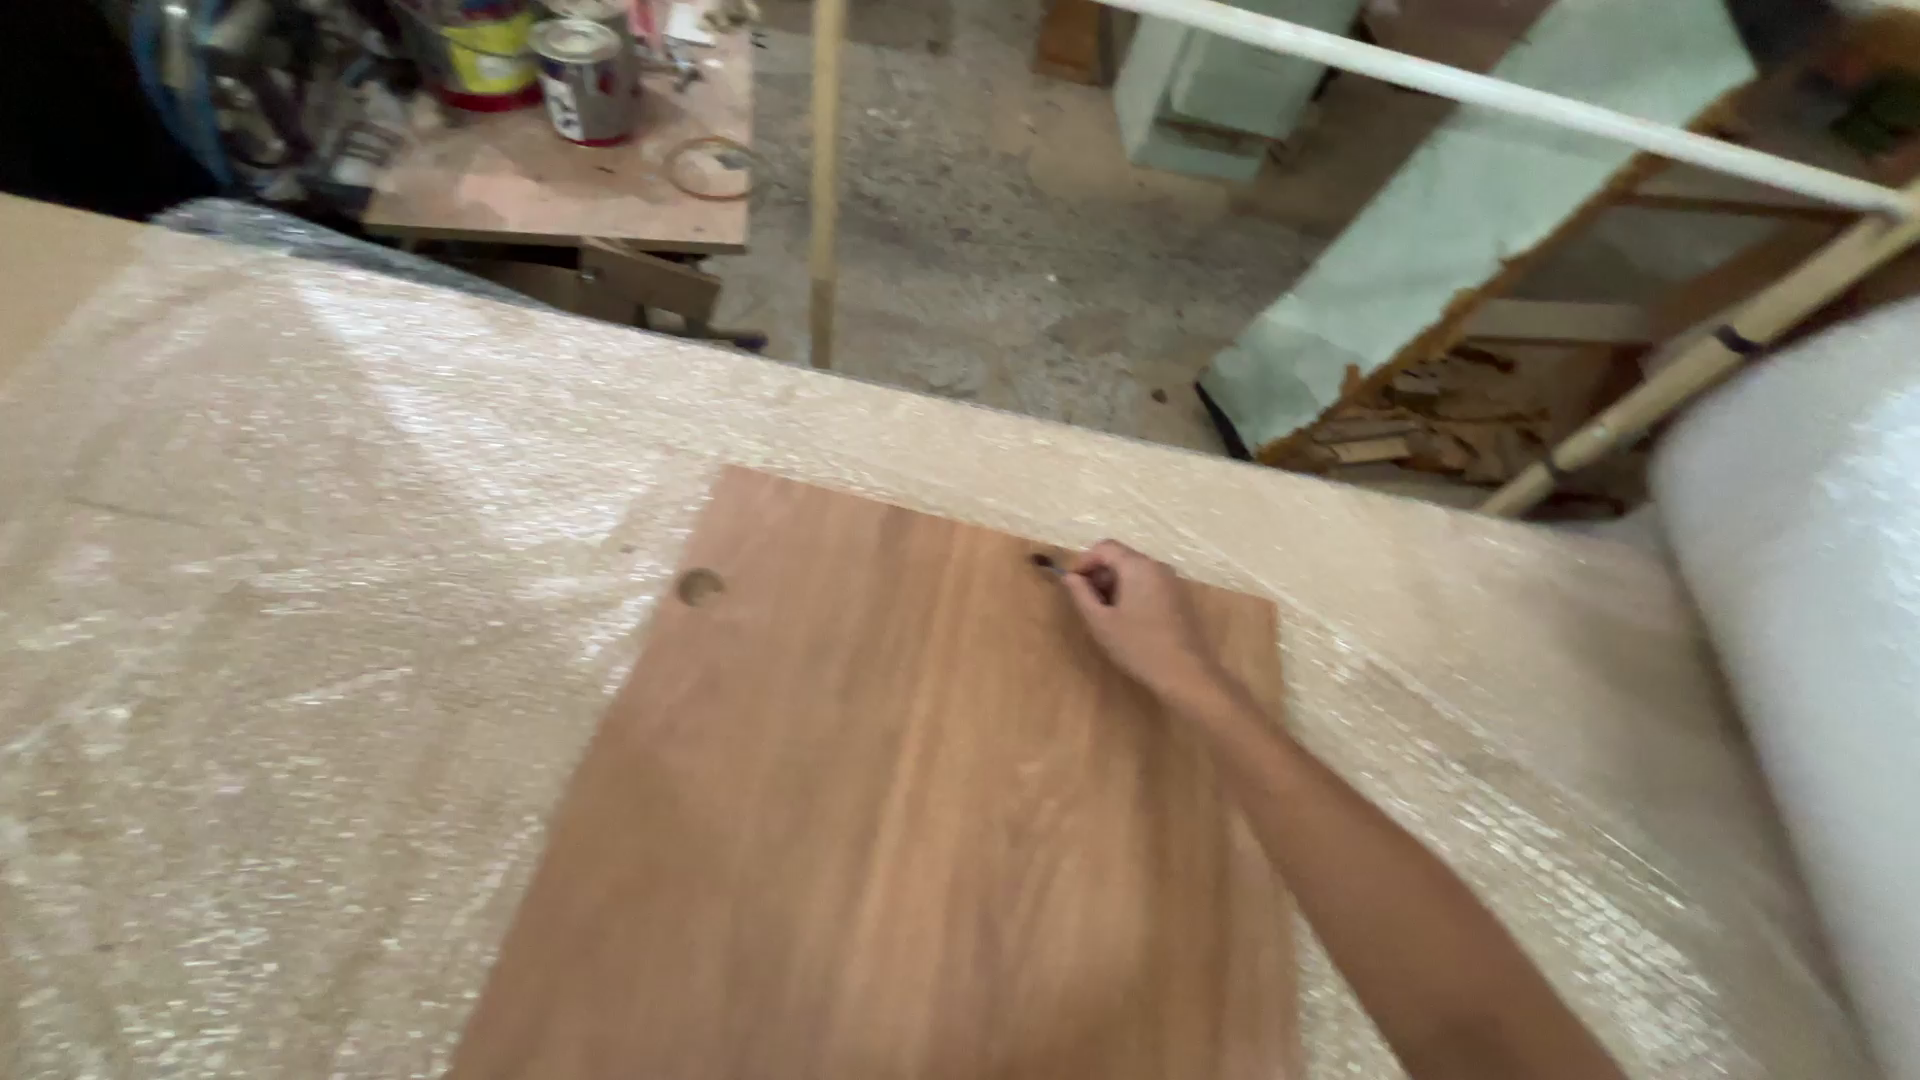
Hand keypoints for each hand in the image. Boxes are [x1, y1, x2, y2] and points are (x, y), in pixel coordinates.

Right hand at [1060, 540, 1234, 708]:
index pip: (1104, 547)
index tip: (1072, 585)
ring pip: (1134, 571)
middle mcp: (1157, 566)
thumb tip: (1069, 577)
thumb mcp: (1101, 622)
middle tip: (1087, 602)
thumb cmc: (1138, 646)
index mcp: (1137, 567)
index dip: (1084, 562)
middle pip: (1121, 557)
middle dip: (1099, 574)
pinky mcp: (1179, 597)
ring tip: (1104, 614)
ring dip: (1114, 584)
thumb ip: (1081, 594)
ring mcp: (1171, 581)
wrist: (1186, 673)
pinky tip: (1127, 619)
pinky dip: (1131, 591)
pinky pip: (1148, 583)